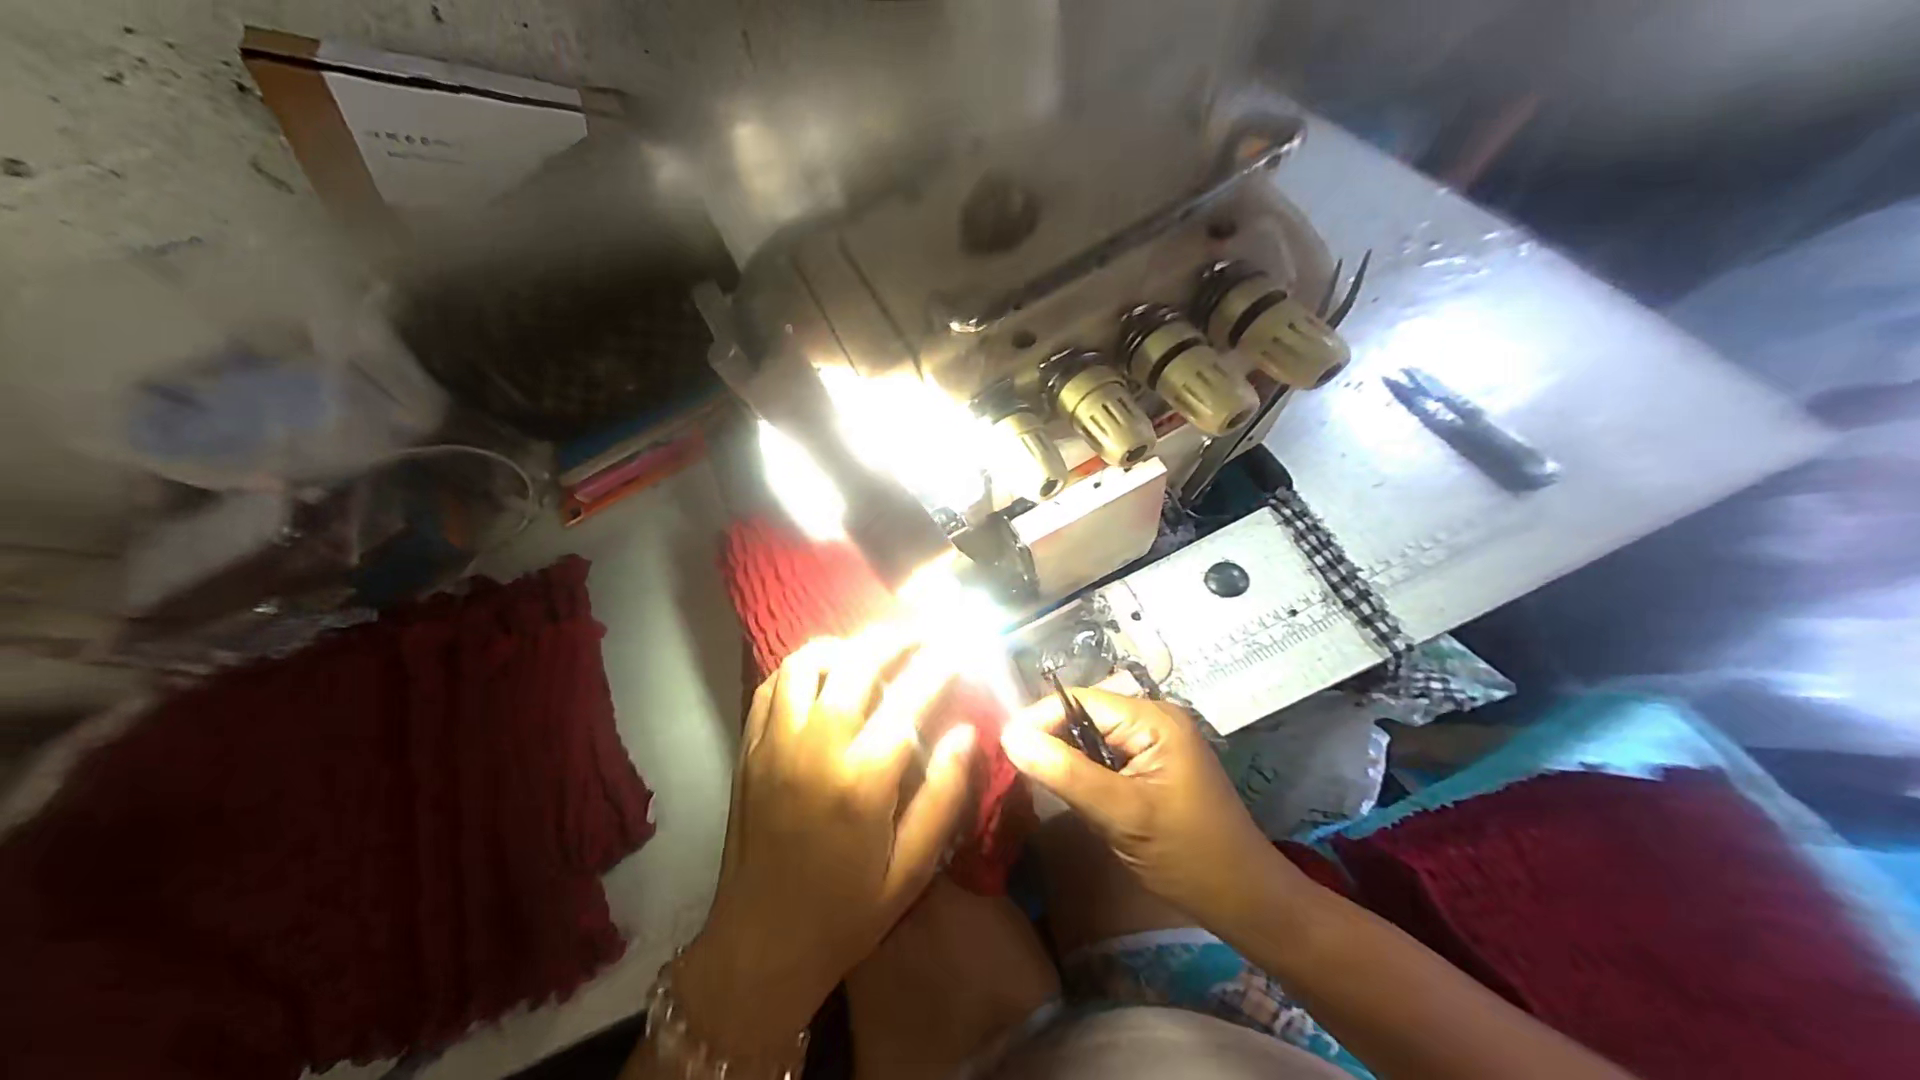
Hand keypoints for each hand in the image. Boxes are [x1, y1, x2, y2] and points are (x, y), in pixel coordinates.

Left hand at [673, 629, 978, 1059]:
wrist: (760, 945)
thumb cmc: (846, 913)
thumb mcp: (911, 870)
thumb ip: (943, 797)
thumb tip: (967, 733)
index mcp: (862, 780)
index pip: (909, 699)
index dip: (939, 664)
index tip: (959, 645)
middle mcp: (815, 748)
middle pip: (856, 663)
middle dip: (895, 636)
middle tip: (922, 631)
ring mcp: (774, 743)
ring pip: (806, 662)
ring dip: (845, 645)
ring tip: (872, 649)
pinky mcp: (749, 749)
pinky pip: (772, 685)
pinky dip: (801, 667)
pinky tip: (824, 674)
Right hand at [1000, 688, 1298, 935]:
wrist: (1244, 900)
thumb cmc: (1188, 855)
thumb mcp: (1122, 814)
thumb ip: (1065, 772)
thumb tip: (1010, 736)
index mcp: (1154, 719)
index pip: (1080, 701)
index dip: (1039, 719)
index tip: (1003, 748)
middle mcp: (1154, 719)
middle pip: (1084, 715)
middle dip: (1049, 738)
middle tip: (1013, 767)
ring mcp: (1155, 743)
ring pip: (1091, 737)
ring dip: (1064, 757)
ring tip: (1031, 779)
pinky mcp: (1152, 766)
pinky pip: (1105, 756)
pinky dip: (1082, 771)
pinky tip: (1066, 791)